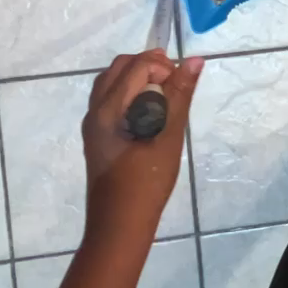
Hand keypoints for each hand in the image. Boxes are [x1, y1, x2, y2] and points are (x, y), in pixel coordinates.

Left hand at [83, 50, 202, 235]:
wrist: (119, 227)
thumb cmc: (146, 184)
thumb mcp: (168, 137)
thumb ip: (180, 96)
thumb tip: (195, 61)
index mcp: (108, 110)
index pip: (136, 66)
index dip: (163, 66)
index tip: (181, 87)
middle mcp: (95, 111)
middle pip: (120, 67)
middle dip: (150, 67)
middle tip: (175, 86)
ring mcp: (93, 123)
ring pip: (113, 81)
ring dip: (139, 78)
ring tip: (165, 97)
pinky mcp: (97, 134)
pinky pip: (111, 97)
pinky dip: (131, 92)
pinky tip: (150, 112)